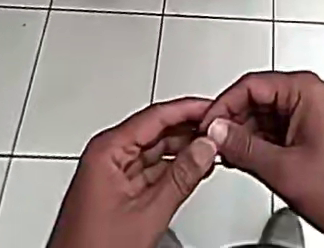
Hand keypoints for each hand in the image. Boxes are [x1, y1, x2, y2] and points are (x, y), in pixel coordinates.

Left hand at [48, 97, 219, 247]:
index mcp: (107, 150)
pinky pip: (149, 170)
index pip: (155, 116)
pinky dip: (171, 170)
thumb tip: (204, 148)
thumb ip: (180, 178)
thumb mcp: (146, 215)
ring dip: (182, 151)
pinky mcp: (116, 191)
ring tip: (210, 150)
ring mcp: (111, 173)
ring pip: (154, 151)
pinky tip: (191, 170)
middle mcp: (107, 155)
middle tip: (216, 131)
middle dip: (187, 131)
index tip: (211, 108)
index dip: (187, 110)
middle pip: (155, 130)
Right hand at [202, 71, 323, 247]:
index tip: (207, 125)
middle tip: (212, 142)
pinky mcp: (307, 132)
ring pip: (262, 115)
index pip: (251, 84)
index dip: (224, 104)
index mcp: (305, 90)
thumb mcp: (285, 169)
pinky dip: (256, 144)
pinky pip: (273, 130)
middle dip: (232, 120)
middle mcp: (307, 96)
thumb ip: (246, 147)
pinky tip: (243, 160)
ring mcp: (308, 114)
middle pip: (256, 97)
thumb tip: (218, 131)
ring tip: (225, 154)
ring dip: (243, 134)